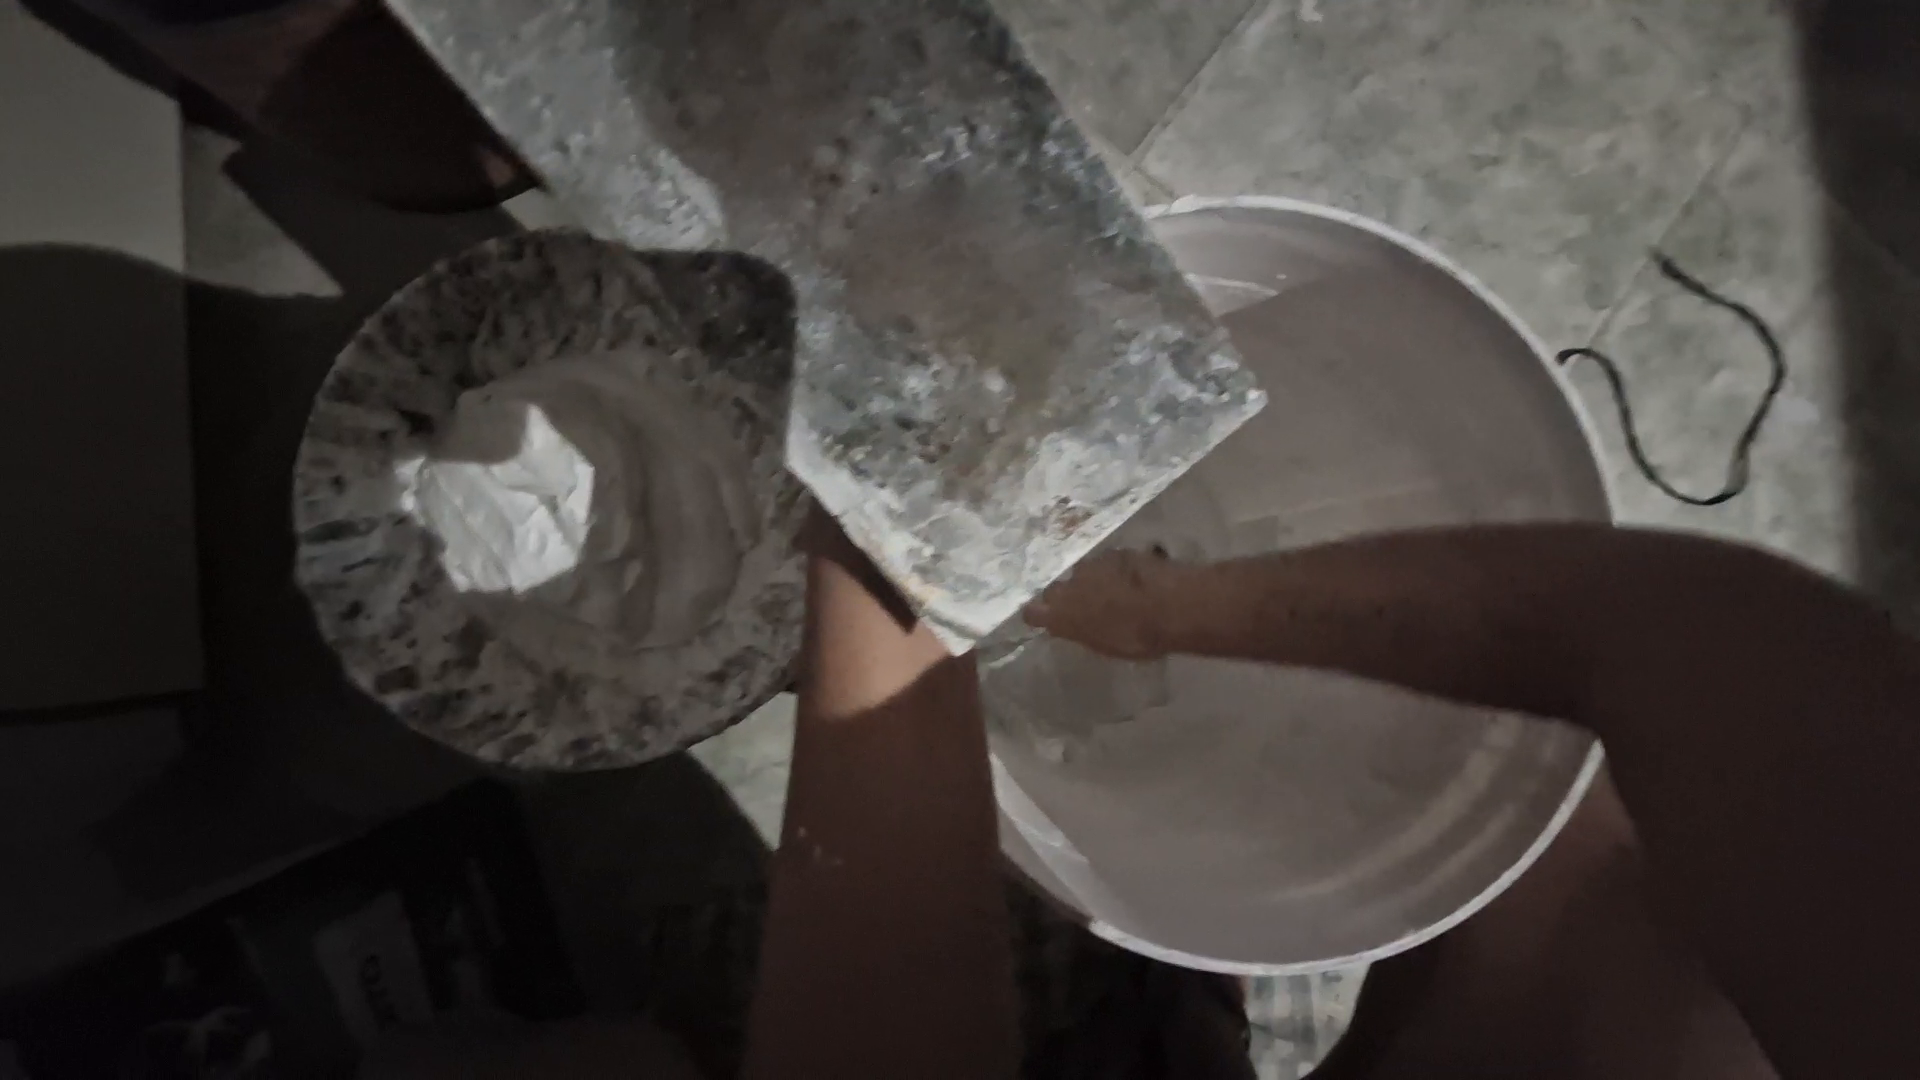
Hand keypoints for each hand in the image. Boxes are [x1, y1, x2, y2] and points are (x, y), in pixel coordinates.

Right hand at [1023, 549, 1181, 659]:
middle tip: (1082, 606)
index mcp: (1062, 614)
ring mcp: (1092, 564)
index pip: (1032, 612)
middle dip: (1065, 596)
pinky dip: (1112, 570)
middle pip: (1054, 589)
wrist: (1170, 603)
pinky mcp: (1115, 551)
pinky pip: (1105, 563)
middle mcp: (1070, 585)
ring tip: (1110, 590)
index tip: (1045, 619)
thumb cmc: (1137, 637)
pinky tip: (1128, 578)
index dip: (1038, 614)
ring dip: (1090, 581)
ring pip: (1081, 572)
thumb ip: (1079, 631)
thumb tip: (1064, 626)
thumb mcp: (1102, 645)